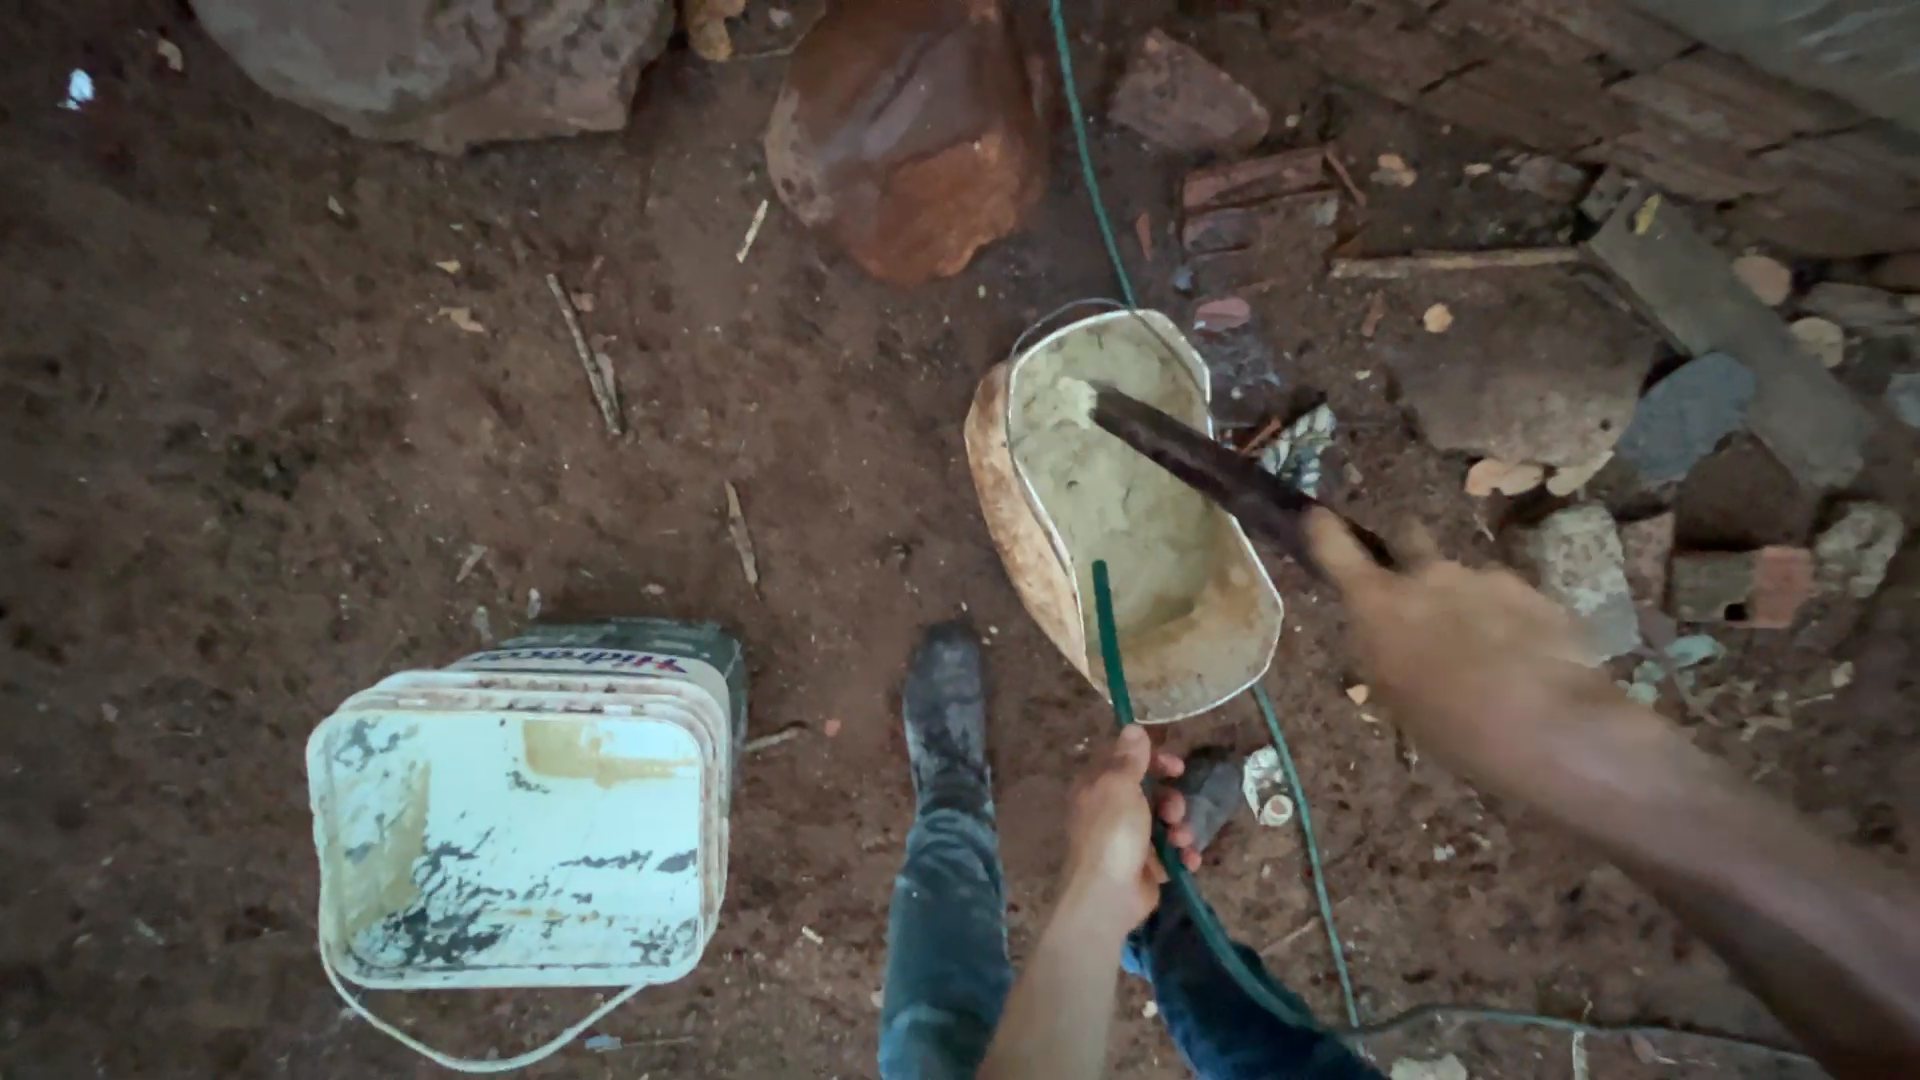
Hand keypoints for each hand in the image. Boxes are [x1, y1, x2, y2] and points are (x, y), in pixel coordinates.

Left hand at [1058, 726, 1201, 935]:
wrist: (1108, 895)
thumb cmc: (1112, 833)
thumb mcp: (1119, 786)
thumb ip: (1129, 758)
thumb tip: (1132, 726)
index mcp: (1099, 785)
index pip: (1127, 761)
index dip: (1153, 759)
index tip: (1176, 766)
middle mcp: (1112, 808)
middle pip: (1151, 791)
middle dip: (1171, 799)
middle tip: (1175, 809)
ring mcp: (1129, 837)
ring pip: (1165, 820)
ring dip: (1180, 827)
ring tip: (1180, 840)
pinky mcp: (1146, 864)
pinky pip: (1171, 851)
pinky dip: (1182, 854)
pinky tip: (1188, 860)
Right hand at [1306, 508, 1626, 796]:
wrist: (1550, 728)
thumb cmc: (1447, 722)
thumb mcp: (1391, 691)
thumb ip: (1381, 646)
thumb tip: (1383, 631)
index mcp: (1377, 601)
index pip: (1335, 547)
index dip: (1324, 529)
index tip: (1317, 515)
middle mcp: (1426, 574)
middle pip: (1408, 538)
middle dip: (1407, 554)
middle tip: (1418, 591)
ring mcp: (1484, 578)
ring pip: (1464, 578)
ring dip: (1465, 600)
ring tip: (1485, 649)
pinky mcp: (1535, 592)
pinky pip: (1509, 598)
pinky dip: (1508, 619)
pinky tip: (1522, 657)